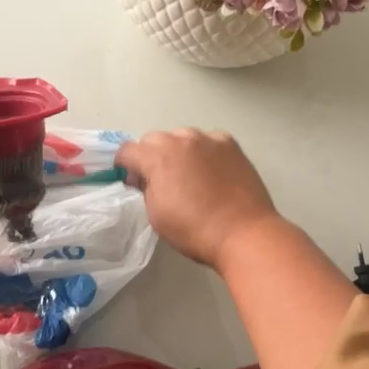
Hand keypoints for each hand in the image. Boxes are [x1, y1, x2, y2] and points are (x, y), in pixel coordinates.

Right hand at [115, 129, 281, 271]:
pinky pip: (208, 140)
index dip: (125, 165)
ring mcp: (208, 138)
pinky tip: (211, 170)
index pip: (127, 150)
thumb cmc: (194, 230)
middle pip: (154, 139)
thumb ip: (146, 189)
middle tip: (160, 179)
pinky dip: (204, 150)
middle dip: (151, 155)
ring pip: (181, 136)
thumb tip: (146, 178)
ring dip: (178, 150)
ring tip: (189, 173)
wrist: (243, 233)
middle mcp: (180, 139)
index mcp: (157, 158)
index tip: (132, 180)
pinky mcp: (230, 143)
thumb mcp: (156, 215)